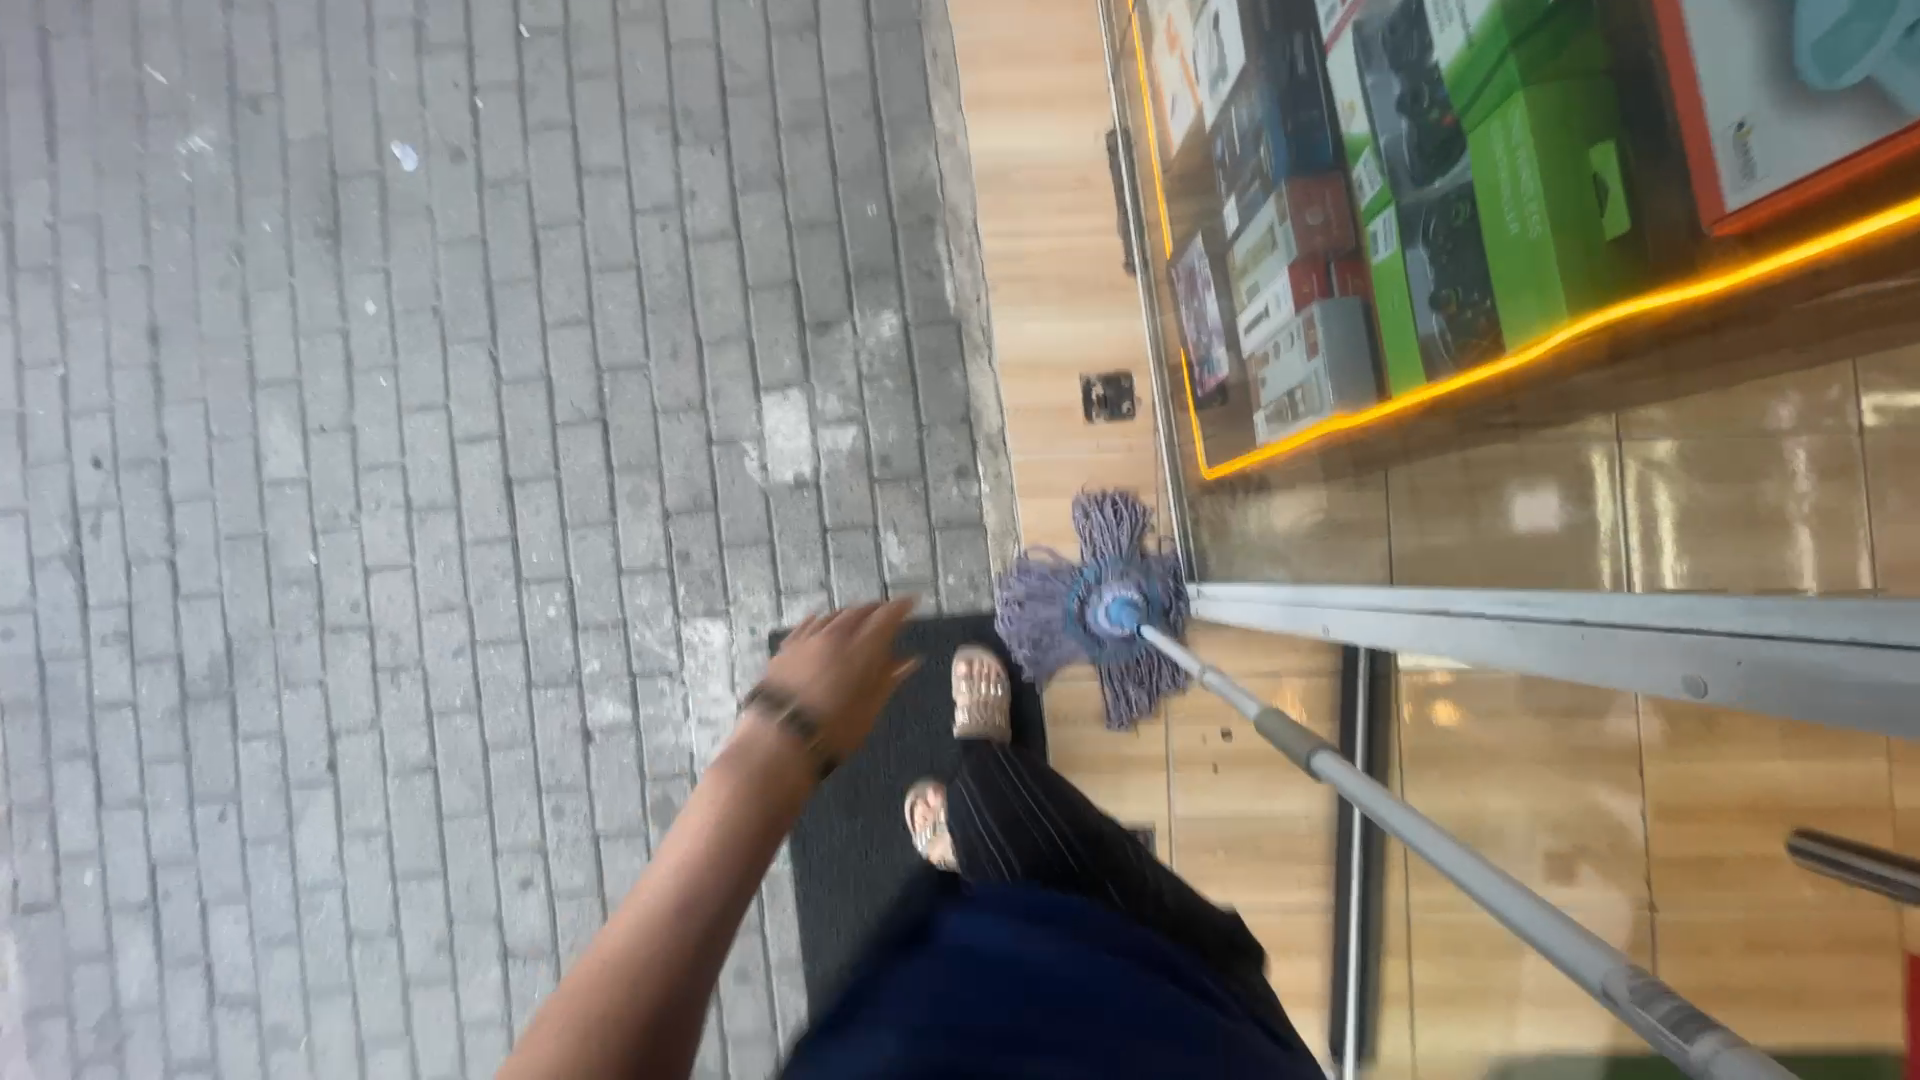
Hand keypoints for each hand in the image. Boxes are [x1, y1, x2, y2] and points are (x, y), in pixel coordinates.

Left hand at [753, 598, 920, 762]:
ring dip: (850, 614)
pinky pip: (807, 624)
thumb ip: (890, 679)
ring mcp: (807, 640)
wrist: (777, 741)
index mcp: (862, 649)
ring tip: (859, 619)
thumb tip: (910, 661)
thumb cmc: (833, 731)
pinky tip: (822, 621)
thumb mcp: (870, 709)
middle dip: (876, 609)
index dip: (901, 607)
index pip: (886, 617)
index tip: (912, 602)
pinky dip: (821, 620)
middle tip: (887, 614)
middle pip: (859, 611)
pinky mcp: (786, 648)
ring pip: (833, 615)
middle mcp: (835, 636)